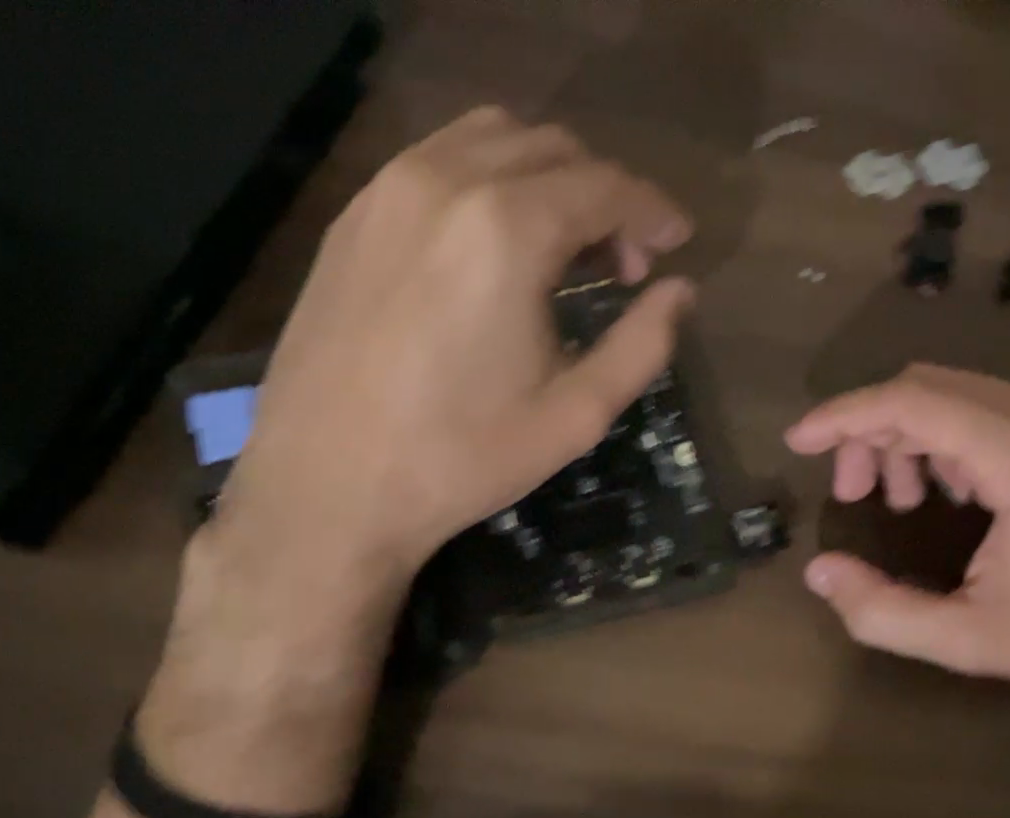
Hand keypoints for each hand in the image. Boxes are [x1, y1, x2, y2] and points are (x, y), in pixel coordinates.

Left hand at [210, 106, 695, 625]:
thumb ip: (642, 344)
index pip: (605, 186)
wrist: (328, 487)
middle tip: (625, 262)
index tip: (680, 241)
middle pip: (553, 149)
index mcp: (507, 230)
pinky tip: (495, 244)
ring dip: (547, 176)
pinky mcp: (354, 216)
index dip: (654, 209)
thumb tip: (681, 292)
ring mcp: (388, 191)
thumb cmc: (462, 457)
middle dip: (605, 194)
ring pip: (491, 138)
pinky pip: (437, 161)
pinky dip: (487, 179)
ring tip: (564, 244)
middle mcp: (446, 183)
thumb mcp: (575, 414)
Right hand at [786, 364, 1009, 693]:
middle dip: (870, 431)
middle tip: (851, 495)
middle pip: (927, 387)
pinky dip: (942, 437)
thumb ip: (883, 611)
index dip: (844, 416)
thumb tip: (819, 572)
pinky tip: (944, 491)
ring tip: (896, 501)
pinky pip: (985, 407)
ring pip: (955, 392)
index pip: (912, 402)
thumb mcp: (969, 641)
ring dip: (906, 435)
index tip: (797, 441)